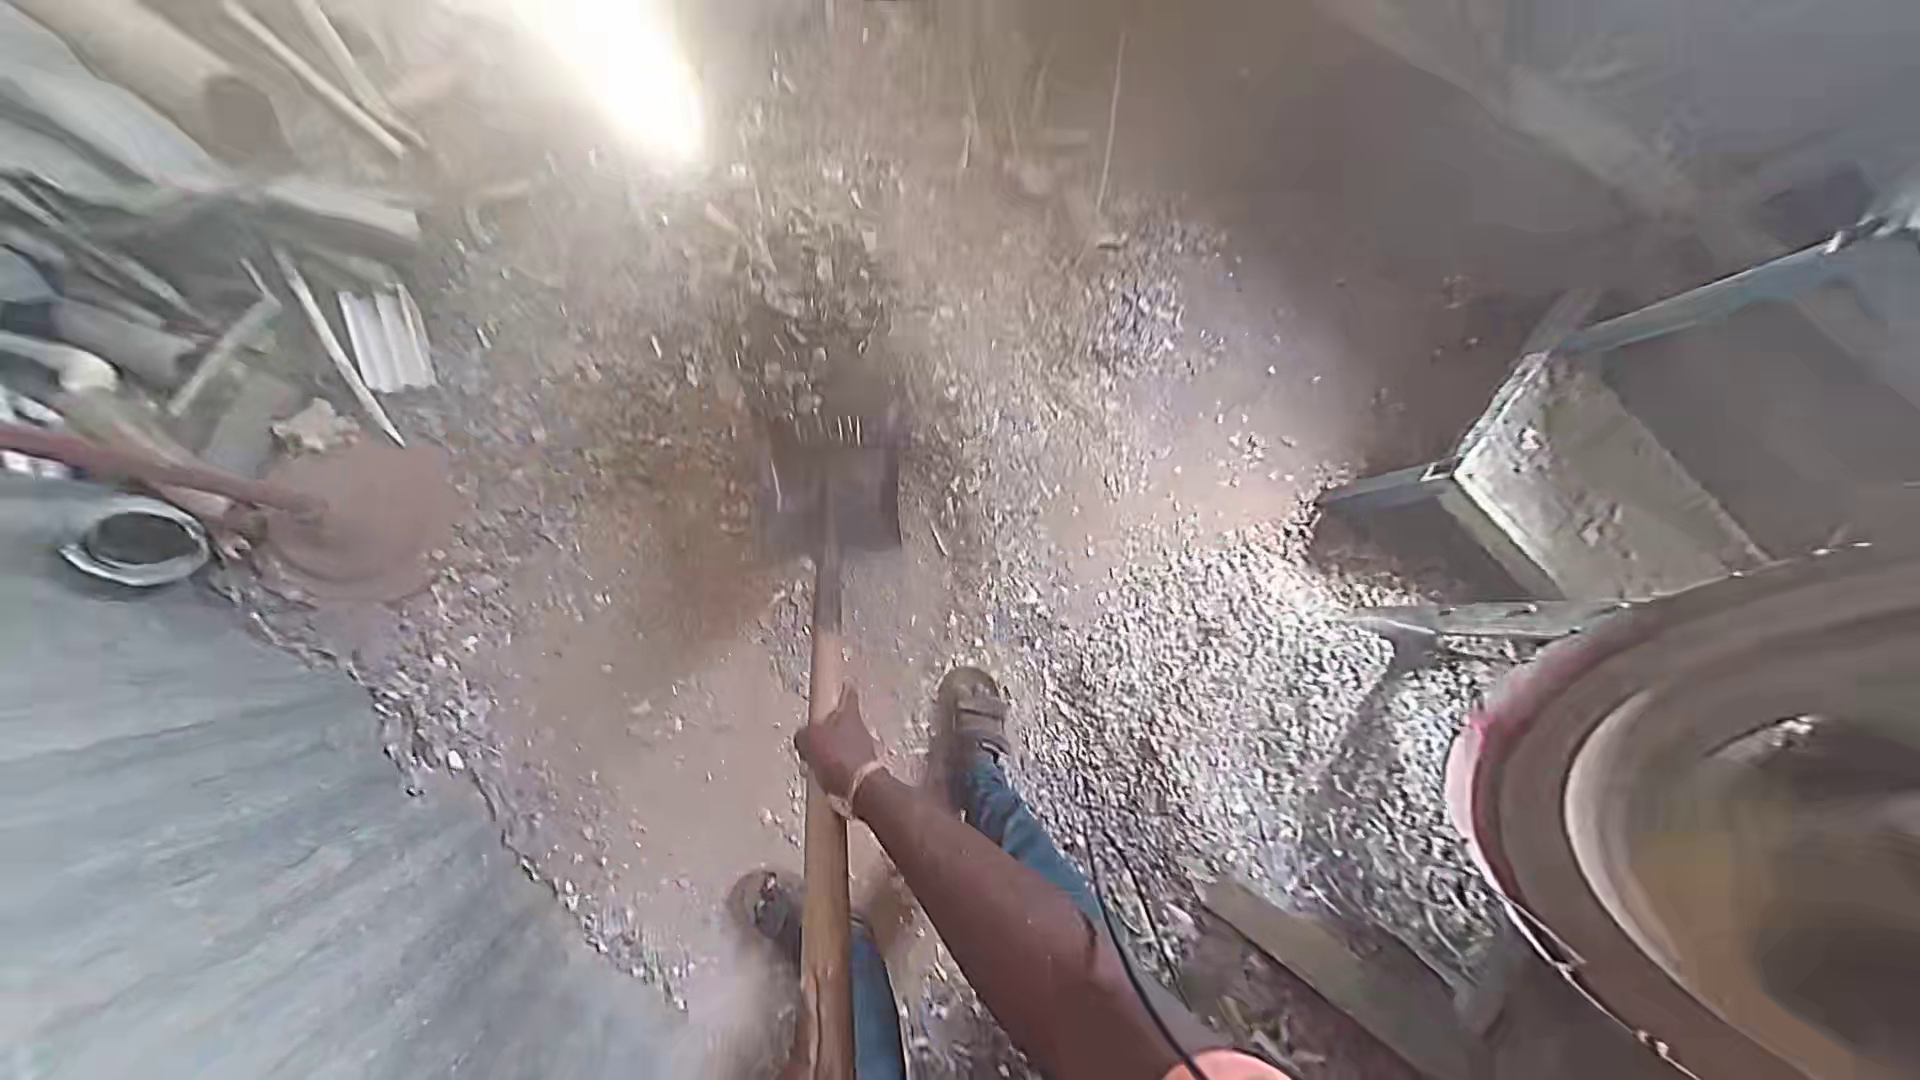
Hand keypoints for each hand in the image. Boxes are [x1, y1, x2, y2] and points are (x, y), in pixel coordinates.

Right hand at [794, 683, 878, 796]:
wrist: (860, 789)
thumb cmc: (839, 758)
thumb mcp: (810, 739)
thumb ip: (804, 734)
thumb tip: (803, 737)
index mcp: (849, 714)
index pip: (848, 693)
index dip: (841, 688)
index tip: (836, 686)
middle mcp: (860, 729)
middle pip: (842, 722)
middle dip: (827, 729)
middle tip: (812, 738)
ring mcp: (864, 749)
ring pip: (842, 745)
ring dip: (828, 753)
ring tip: (813, 766)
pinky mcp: (863, 769)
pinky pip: (843, 766)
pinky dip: (832, 771)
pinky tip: (823, 781)